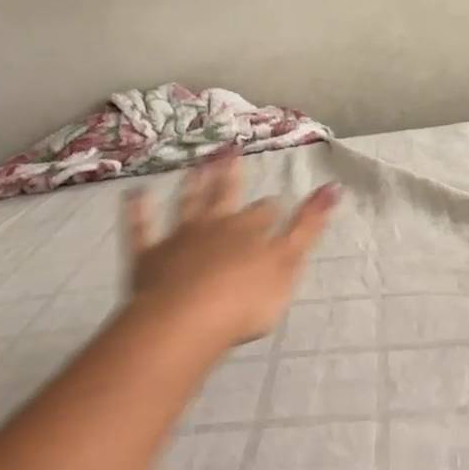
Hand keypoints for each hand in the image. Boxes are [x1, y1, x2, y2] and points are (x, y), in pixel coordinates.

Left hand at [123, 151, 339, 349]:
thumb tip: (334, 187)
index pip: (265, 212)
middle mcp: (216, 224)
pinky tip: (134, 193)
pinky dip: (138, 211)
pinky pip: (141, 229)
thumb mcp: (289, 263)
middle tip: (230, 149)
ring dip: (192, 184)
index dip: (270, 208)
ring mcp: (180, 237)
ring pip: (187, 204)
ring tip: (196, 164)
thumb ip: (309, 226)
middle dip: (230, 174)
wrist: (186, 320)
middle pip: (224, 195)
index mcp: (251, 229)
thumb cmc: (245, 299)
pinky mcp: (149, 256)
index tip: (274, 202)